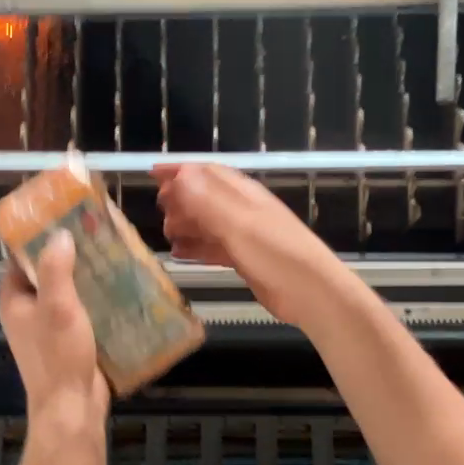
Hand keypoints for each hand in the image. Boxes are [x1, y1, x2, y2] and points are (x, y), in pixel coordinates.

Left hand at [0, 233, 109, 427]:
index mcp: (15, 299)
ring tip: (113, 250)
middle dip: (70, 252)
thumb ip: (56, 270)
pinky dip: (97, 296)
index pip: (22, 256)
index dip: (40, 235)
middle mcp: (28, 309)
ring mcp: (49, 325)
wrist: (73, 407)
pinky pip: (83, 308)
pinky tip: (119, 283)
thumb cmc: (59, 356)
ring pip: (68, 289)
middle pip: (48, 270)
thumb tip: (60, 233)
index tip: (65, 215)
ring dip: (87, 273)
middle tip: (97, 230)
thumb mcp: (57, 308)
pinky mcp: (70, 338)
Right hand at [153, 164, 348, 325]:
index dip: (180, 171)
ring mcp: (245, 235)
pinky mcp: (245, 259)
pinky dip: (196, 247)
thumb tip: (180, 175)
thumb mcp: (238, 224)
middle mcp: (243, 210)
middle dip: (180, 200)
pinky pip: (214, 247)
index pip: (206, 173)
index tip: (152, 174)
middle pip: (205, 197)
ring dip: (186, 224)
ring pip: (208, 223)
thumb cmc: (276, 254)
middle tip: (158, 210)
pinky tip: (179, 254)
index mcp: (243, 194)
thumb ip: (208, 201)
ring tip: (165, 233)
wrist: (311, 292)